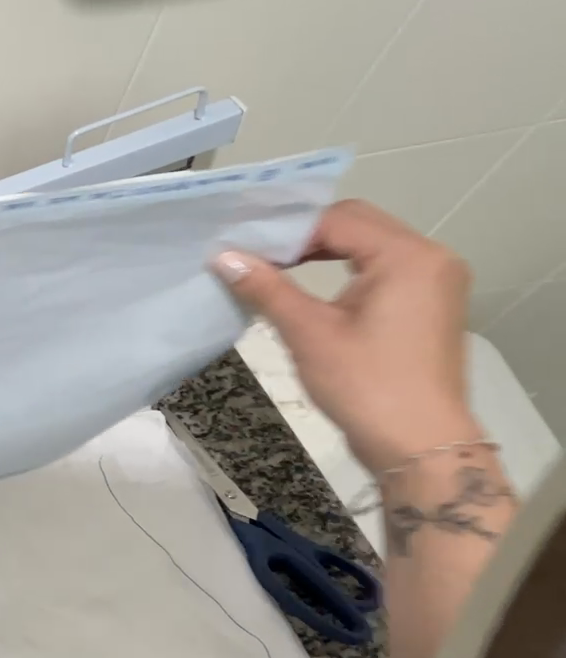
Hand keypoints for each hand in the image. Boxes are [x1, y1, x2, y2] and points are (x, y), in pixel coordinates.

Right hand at [210, 199, 479, 473]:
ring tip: (272, 274)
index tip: (242, 251)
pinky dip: (338, 271)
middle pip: (356, 225)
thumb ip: (266, 288)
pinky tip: (306, 292)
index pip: (338, 220)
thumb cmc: (362, 382)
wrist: (415, 437)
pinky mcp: (425, 302)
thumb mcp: (307, 332)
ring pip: (366, 245)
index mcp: (408, 258)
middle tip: (253, 260)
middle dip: (302, 238)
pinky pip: (377, 268)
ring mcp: (433, 280)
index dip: (286, 231)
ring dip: (318, 253)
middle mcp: (430, 258)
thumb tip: (224, 257)